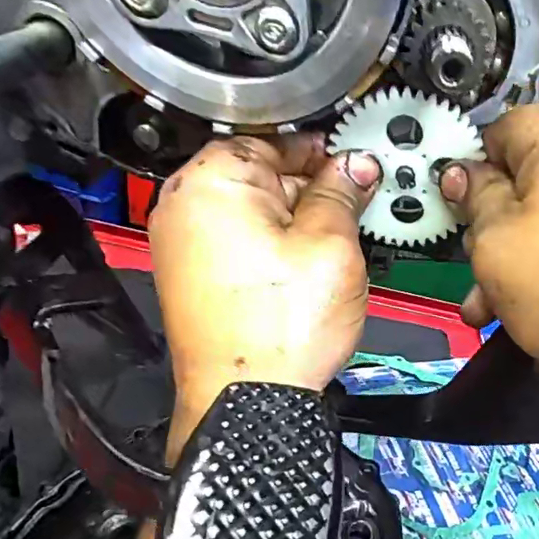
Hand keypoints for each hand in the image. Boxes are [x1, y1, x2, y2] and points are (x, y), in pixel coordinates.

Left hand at [148, 134, 381, 429]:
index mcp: (212, 183)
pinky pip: (242, 240)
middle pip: (262, 173)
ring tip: (334, 246)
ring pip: (255, 210)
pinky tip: (308, 267)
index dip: (323, 149)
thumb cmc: (280, 330)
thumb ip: (343, 192)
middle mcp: (185, 208)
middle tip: (354, 207)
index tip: (353, 162)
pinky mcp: (196, 276)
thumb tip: (354, 166)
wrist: (249, 400)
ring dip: (297, 219)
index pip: (276, 139)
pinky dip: (276, 244)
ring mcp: (185, 246)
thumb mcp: (331, 244)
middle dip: (312, 187)